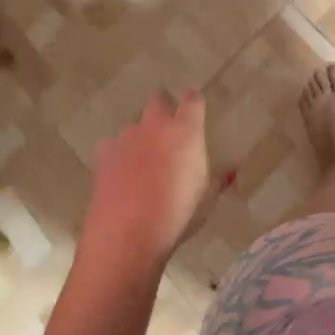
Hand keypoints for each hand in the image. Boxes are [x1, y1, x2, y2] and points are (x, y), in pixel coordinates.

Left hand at [80, 91, 215, 268]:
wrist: (127, 235)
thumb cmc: (176, 216)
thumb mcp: (206, 200)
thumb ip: (218, 180)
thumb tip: (230, 172)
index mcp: (186, 131)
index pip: (193, 100)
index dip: (193, 103)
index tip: (194, 111)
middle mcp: (156, 125)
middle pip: (158, 99)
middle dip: (163, 108)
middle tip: (168, 132)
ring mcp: (127, 136)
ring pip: (135, 125)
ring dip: (141, 137)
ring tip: (143, 164)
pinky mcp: (104, 153)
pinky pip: (113, 145)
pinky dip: (118, 155)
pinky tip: (120, 176)